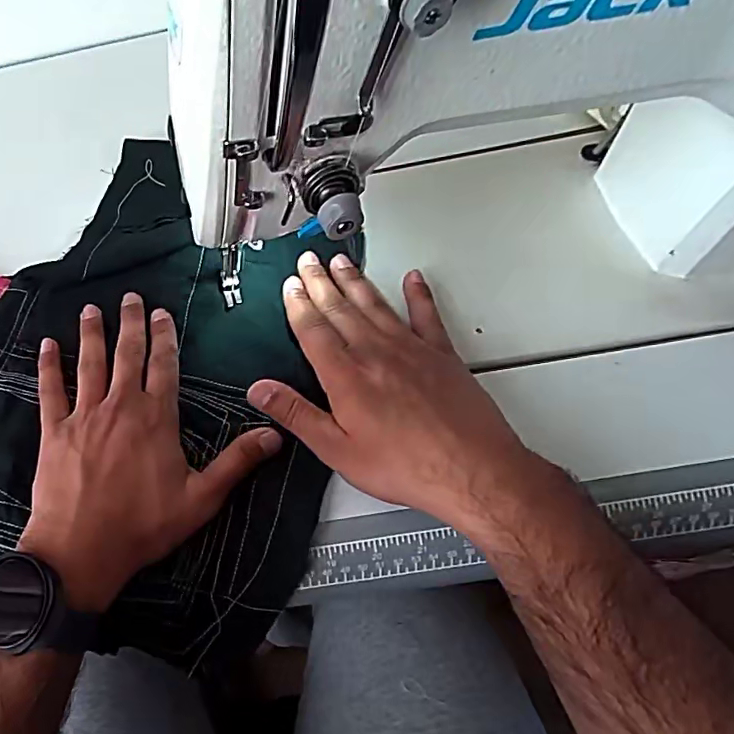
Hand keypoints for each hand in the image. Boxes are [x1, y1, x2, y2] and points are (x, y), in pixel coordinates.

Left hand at [19, 292, 283, 611]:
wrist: (81, 548)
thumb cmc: (141, 527)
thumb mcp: (200, 499)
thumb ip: (236, 463)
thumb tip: (274, 435)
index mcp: (156, 419)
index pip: (164, 367)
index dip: (165, 338)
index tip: (162, 314)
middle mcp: (119, 408)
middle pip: (127, 355)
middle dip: (131, 323)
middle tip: (130, 298)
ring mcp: (83, 417)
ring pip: (89, 364)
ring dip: (92, 334)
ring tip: (92, 309)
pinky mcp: (54, 431)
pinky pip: (50, 390)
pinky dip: (48, 366)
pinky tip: (47, 346)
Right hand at [247, 252, 569, 538]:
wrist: (473, 471)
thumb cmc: (406, 465)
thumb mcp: (335, 448)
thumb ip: (296, 414)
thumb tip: (260, 390)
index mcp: (347, 377)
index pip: (314, 330)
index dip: (298, 305)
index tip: (289, 286)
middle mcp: (378, 355)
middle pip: (342, 309)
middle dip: (321, 283)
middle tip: (309, 262)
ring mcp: (413, 351)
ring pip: (376, 305)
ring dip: (356, 281)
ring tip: (342, 262)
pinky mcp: (443, 357)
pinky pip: (427, 316)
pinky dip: (419, 295)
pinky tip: (413, 280)